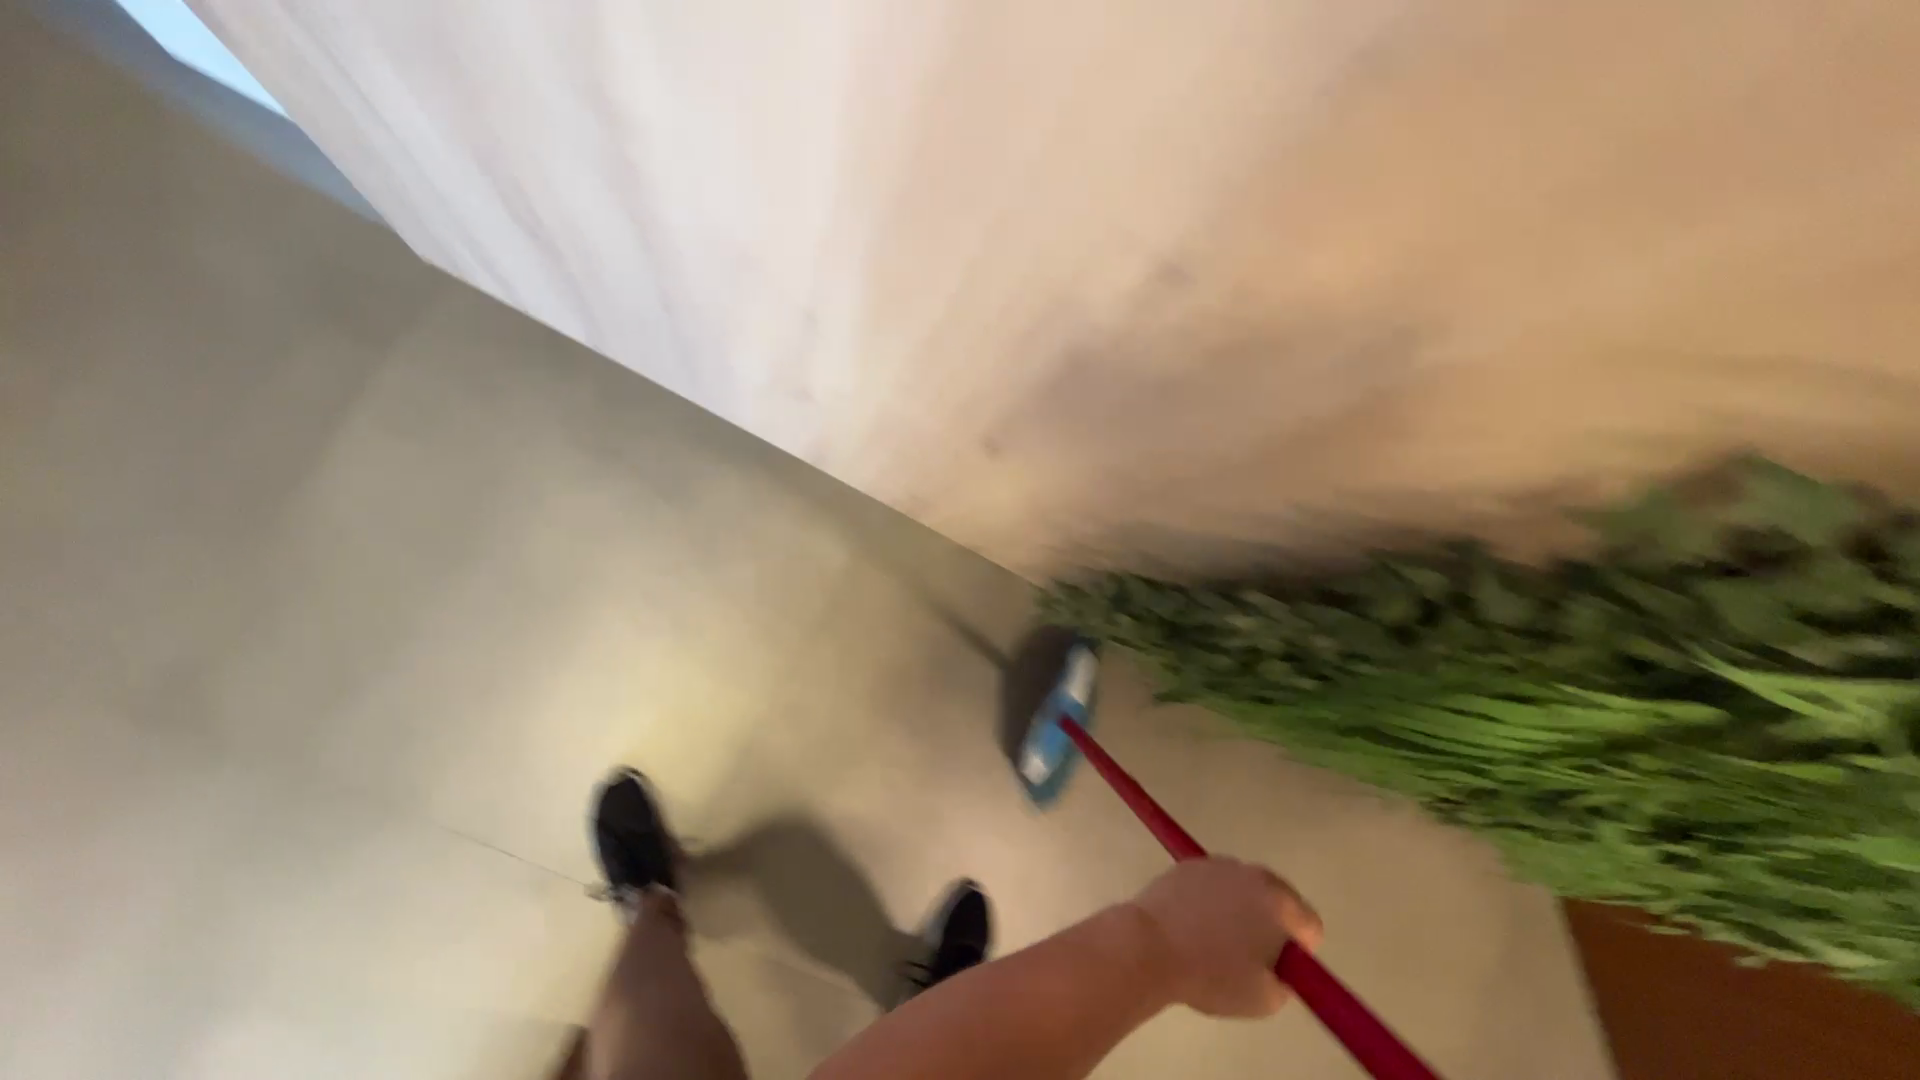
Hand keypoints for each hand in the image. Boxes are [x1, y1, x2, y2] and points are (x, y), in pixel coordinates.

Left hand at [1128, 857, 1321, 1017]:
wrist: (1148, 947)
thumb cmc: (1210, 974)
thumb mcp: (1264, 998)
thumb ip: (1285, 983)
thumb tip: (1279, 971)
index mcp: (1277, 901)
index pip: (1310, 923)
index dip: (1302, 950)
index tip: (1284, 968)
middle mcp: (1250, 873)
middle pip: (1277, 898)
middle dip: (1273, 924)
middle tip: (1253, 955)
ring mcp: (1215, 864)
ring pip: (1242, 888)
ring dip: (1240, 908)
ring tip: (1217, 939)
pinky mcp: (1185, 865)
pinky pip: (1211, 885)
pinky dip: (1210, 900)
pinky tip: (1193, 924)